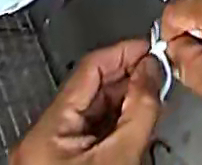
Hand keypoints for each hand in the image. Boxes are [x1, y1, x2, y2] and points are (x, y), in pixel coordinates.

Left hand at [11, 40, 162, 164]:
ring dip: (127, 102)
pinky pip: (94, 133)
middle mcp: (43, 137)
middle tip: (158, 76)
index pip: (89, 68)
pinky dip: (119, 125)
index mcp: (46, 130)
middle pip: (93, 89)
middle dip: (129, 79)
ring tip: (154, 100)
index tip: (151, 48)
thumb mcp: (119, 156)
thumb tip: (152, 68)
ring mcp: (52, 153)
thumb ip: (139, 108)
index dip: (123, 53)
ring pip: (95, 111)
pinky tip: (139, 122)